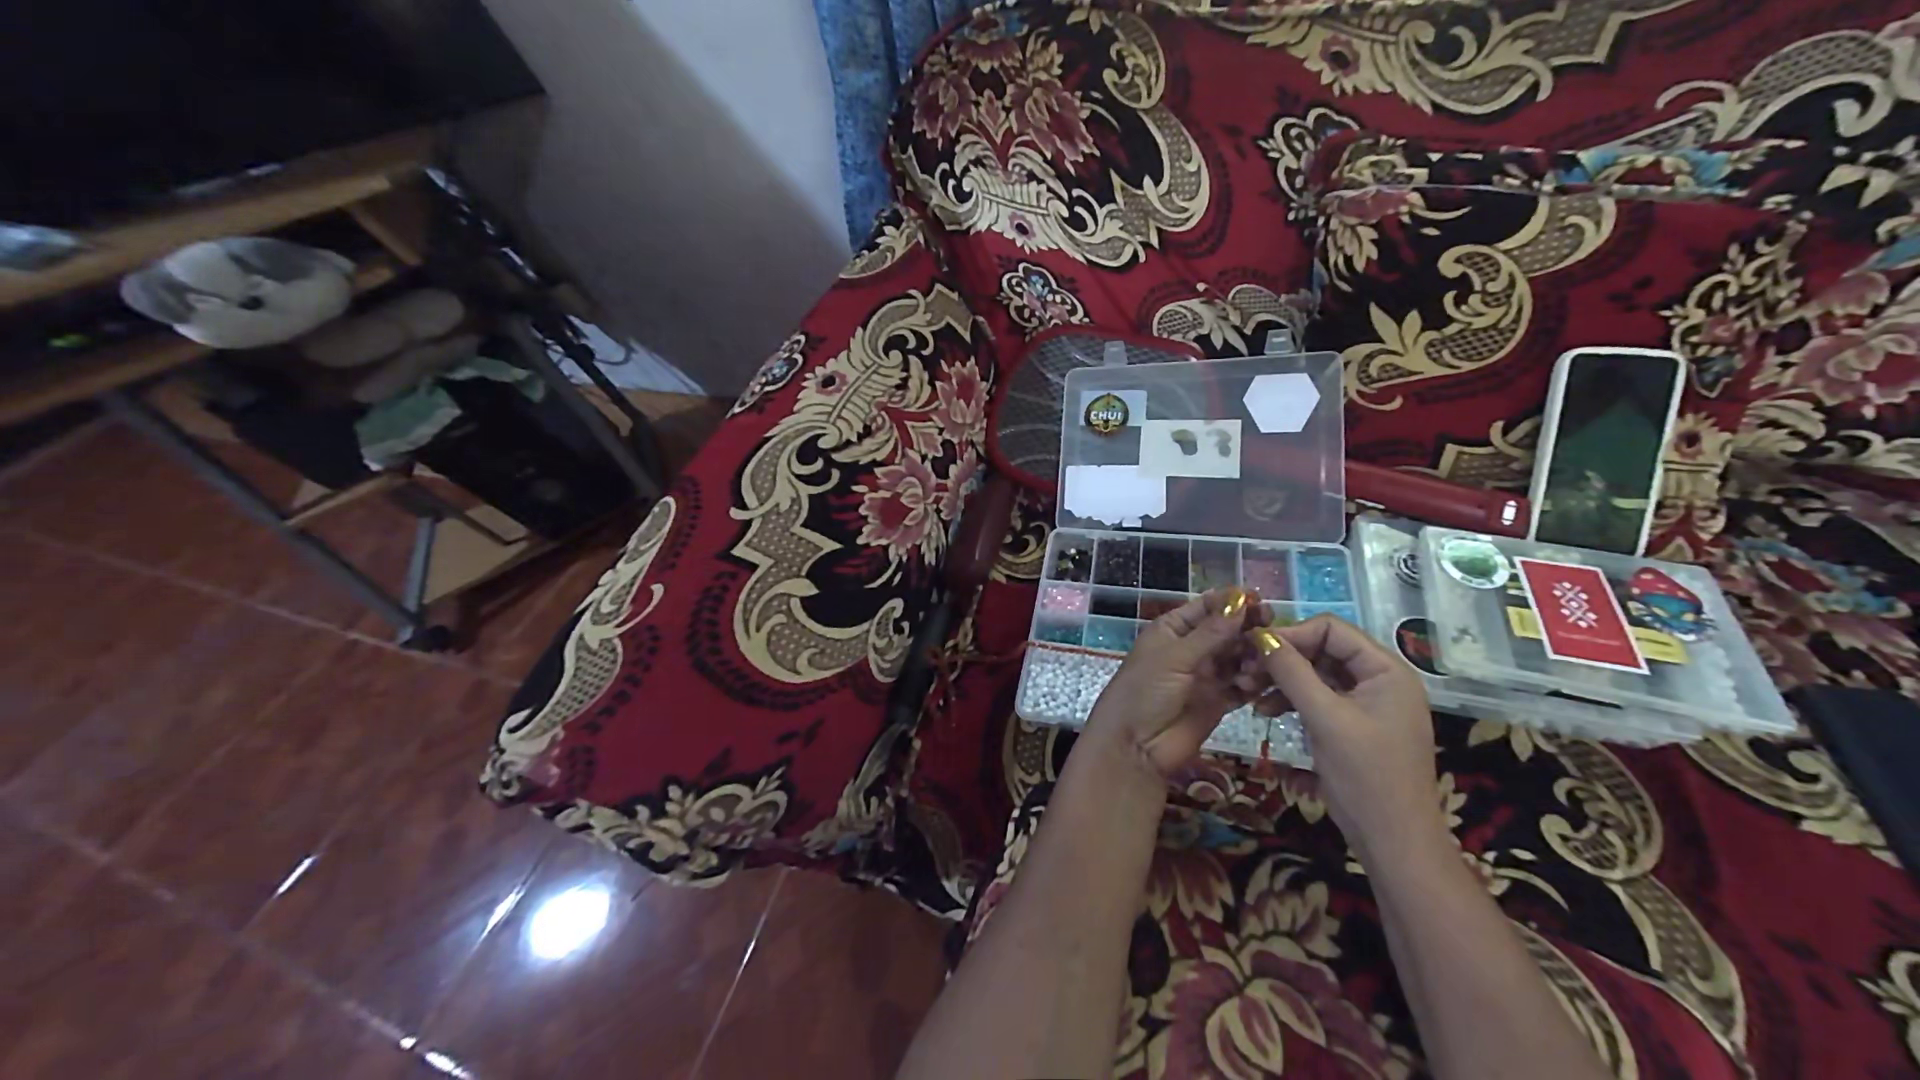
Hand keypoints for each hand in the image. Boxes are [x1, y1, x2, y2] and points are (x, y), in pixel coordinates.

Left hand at [1085, 587, 1261, 778]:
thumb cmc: (1144, 692)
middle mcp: (1192, 648)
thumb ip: (1211, 633)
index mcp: (1173, 629)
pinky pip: (1243, 686)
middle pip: (1228, 631)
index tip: (1259, 600)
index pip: (1207, 607)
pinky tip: (1254, 686)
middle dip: (1248, 630)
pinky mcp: (1218, 701)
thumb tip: (1240, 600)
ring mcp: (1206, 675)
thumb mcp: (1175, 657)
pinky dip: (1252, 684)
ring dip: (1252, 658)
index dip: (1232, 602)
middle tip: (1272, 631)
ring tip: (1258, 665)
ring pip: (1239, 658)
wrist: (1135, 747)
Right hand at [1245, 615, 1442, 861]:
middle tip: (1245, 671)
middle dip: (1283, 658)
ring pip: (1316, 673)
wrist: (1393, 840)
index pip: (1332, 630)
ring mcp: (1365, 703)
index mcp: (1386, 670)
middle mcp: (1378, 679)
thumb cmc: (1366, 775)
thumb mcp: (1325, 719)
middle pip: (1322, 649)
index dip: (1292, 634)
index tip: (1254, 649)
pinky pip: (1317, 697)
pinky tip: (1265, 711)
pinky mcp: (1351, 724)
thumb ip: (1293, 673)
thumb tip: (1260, 636)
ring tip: (1248, 691)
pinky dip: (1290, 699)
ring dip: (1281, 679)